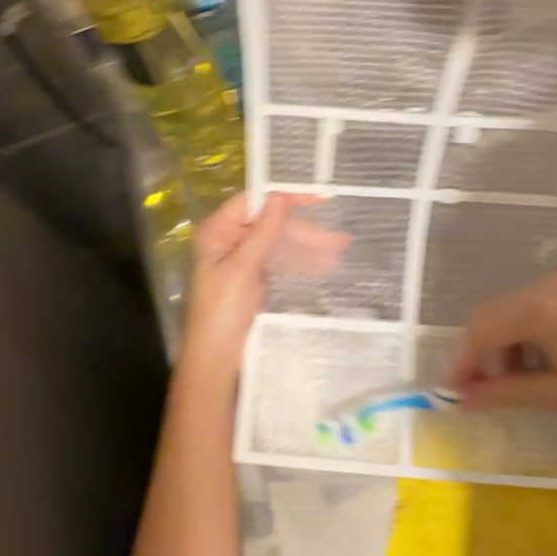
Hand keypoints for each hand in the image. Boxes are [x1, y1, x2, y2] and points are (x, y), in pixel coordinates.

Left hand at [183, 193, 346, 374]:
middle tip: (340, 241)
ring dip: (307, 248)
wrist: (216, 359)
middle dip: (304, 232)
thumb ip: (263, 232)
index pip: (253, 203)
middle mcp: (228, 241)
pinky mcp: (252, 280)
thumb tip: (280, 196)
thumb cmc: (222, 312)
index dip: (285, 199)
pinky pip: (279, 263)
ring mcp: (241, 261)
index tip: (319, 202)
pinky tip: (323, 266)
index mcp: (218, 232)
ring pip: (278, 245)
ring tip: (339, 254)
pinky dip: (299, 264)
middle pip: (270, 225)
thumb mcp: (243, 268)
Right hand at [445, 273, 556, 434]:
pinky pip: (535, 308)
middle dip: (478, 353)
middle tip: (474, 390)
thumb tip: (462, 400)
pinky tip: (535, 365)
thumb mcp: (556, 393)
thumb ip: (503, 392)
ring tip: (507, 383)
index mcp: (538, 308)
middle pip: (491, 316)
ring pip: (511, 312)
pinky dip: (524, 335)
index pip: (480, 331)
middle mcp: (546, 286)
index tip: (451, 392)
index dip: (462, 363)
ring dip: (501, 345)